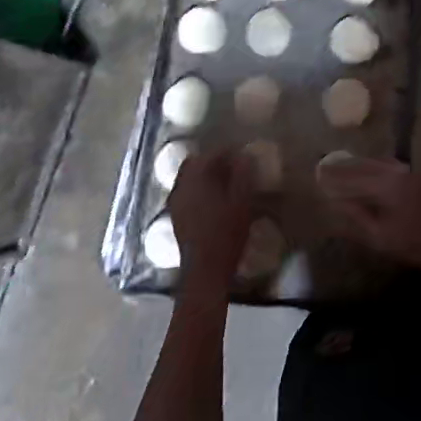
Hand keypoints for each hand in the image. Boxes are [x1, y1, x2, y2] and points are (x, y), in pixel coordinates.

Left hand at [167, 149, 255, 283]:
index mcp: (196, 180)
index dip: (228, 151)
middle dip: (213, 160)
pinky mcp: (176, 218)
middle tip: (234, 165)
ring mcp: (175, 203)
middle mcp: (180, 188)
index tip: (244, 153)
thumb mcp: (242, 201)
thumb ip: (243, 175)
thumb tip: (245, 156)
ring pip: (188, 179)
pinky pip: (187, 193)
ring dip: (205, 175)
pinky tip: (214, 200)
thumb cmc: (227, 233)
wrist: (205, 269)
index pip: (210, 155)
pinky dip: (200, 190)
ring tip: (226, 182)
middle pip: (194, 164)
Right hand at [317, 157, 420, 271]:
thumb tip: (336, 203)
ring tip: (344, 168)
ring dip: (362, 165)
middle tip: (327, 166)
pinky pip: (393, 167)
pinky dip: (378, 167)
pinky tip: (372, 173)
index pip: (353, 177)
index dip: (334, 177)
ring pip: (381, 164)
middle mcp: (399, 172)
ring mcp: (413, 173)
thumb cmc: (418, 244)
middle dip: (346, 166)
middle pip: (367, 165)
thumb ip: (357, 217)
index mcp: (387, 185)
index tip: (317, 173)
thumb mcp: (381, 237)